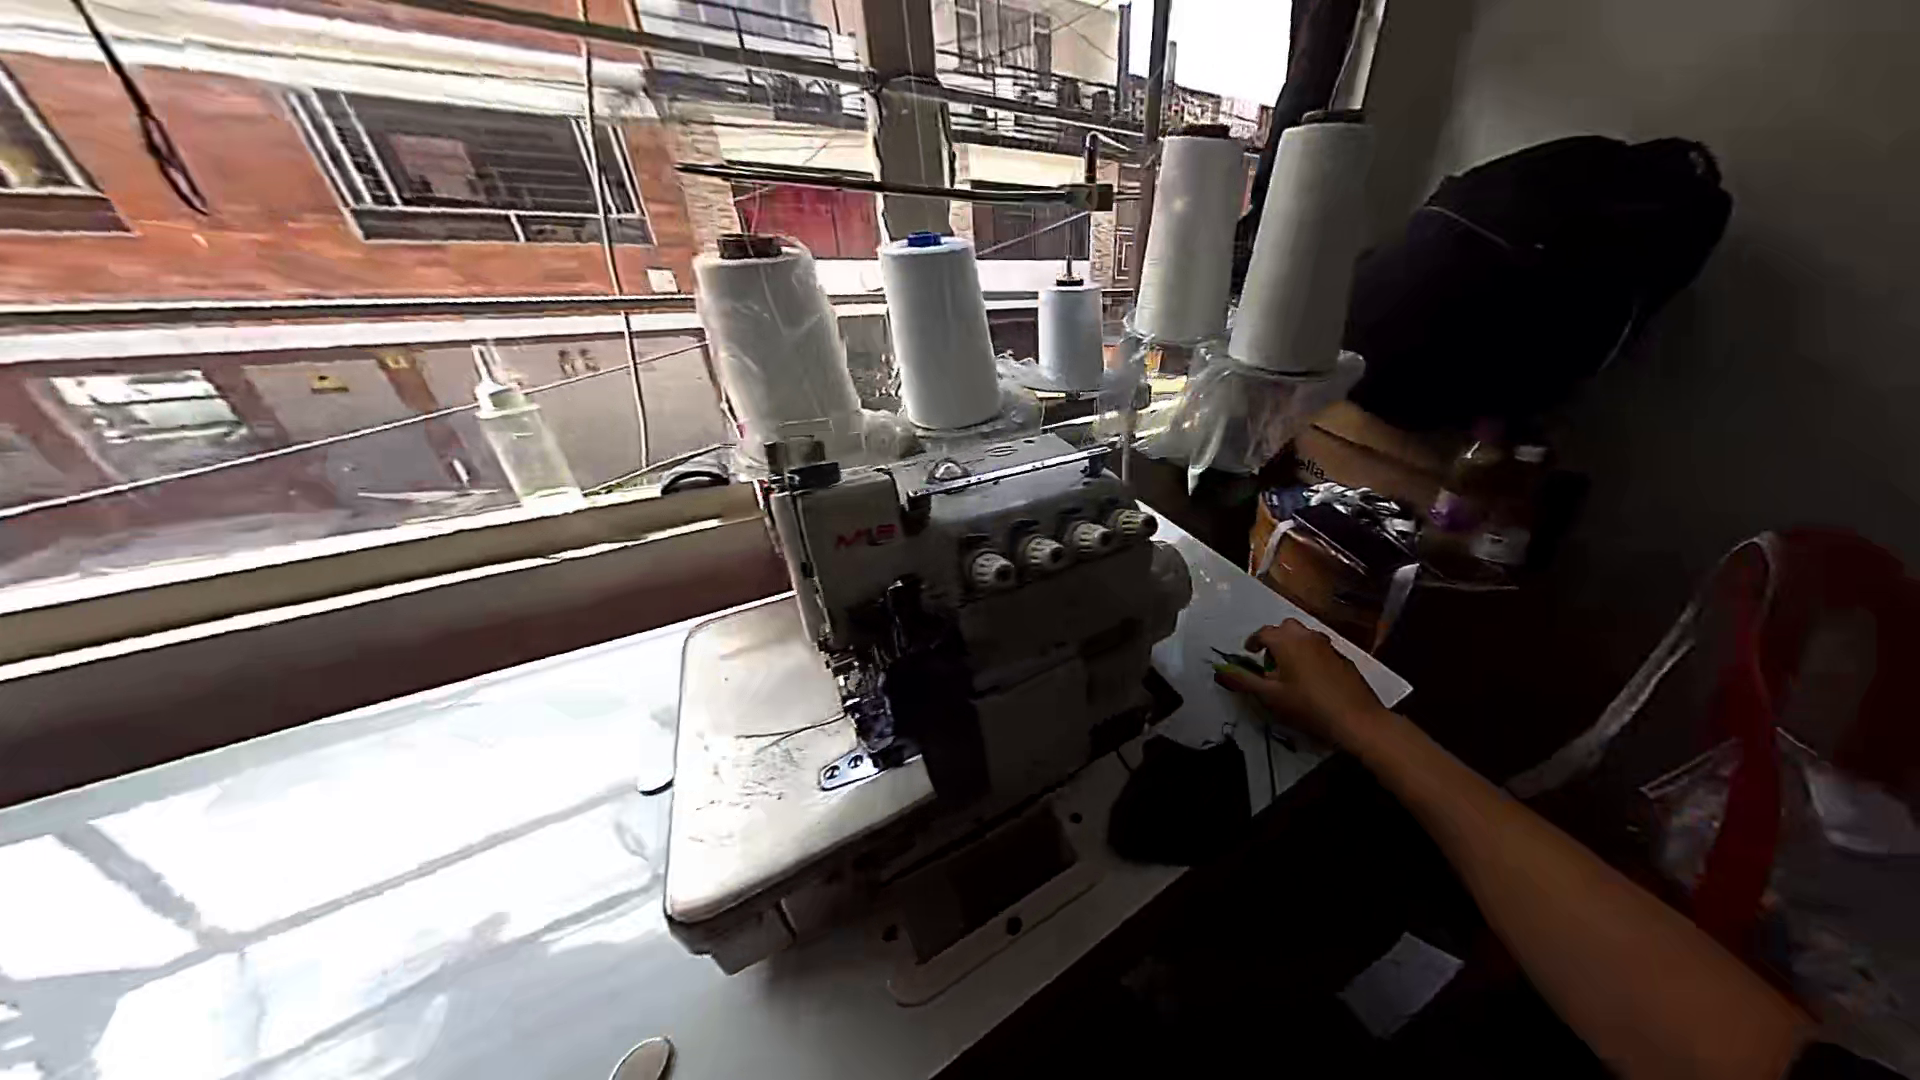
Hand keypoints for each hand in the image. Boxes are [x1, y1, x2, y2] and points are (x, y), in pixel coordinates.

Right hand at [1213, 620, 1385, 746]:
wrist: (1357, 720)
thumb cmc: (1307, 706)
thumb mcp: (1269, 696)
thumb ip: (1242, 681)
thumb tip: (1219, 671)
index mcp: (1286, 642)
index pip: (1263, 632)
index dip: (1253, 642)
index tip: (1249, 654)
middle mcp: (1307, 637)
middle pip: (1286, 628)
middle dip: (1275, 639)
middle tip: (1270, 661)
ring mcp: (1328, 647)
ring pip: (1305, 637)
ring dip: (1293, 646)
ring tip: (1289, 670)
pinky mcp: (1343, 659)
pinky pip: (1319, 649)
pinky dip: (1310, 656)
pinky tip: (1311, 679)